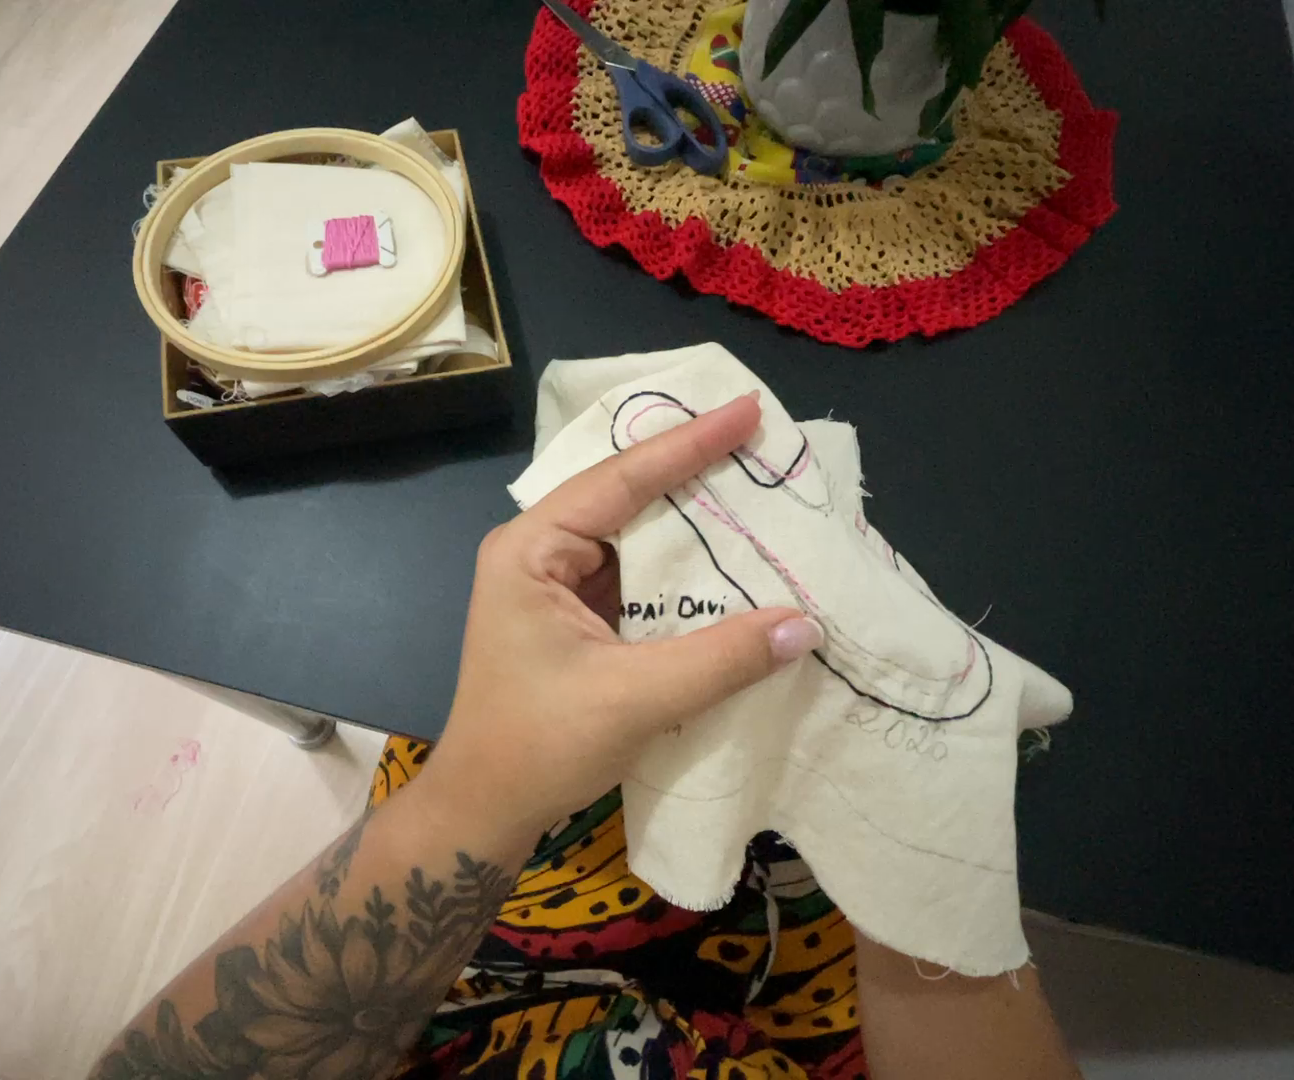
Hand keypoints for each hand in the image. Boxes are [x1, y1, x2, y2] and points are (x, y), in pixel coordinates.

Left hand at [417, 393, 824, 833]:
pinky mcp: (574, 616)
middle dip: (691, 473)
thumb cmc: (540, 746)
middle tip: (759, 444)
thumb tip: (806, 624)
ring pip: (633, 537)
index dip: (688, 444)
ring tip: (755, 494)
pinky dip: (678, 572)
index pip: (619, 480)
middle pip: (625, 498)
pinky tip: (726, 562)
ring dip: (689, 525)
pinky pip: (634, 577)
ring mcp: (555, 584)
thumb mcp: (634, 698)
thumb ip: (722, 658)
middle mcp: (539, 553)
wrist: (487, 806)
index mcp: (531, 549)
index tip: (746, 410)